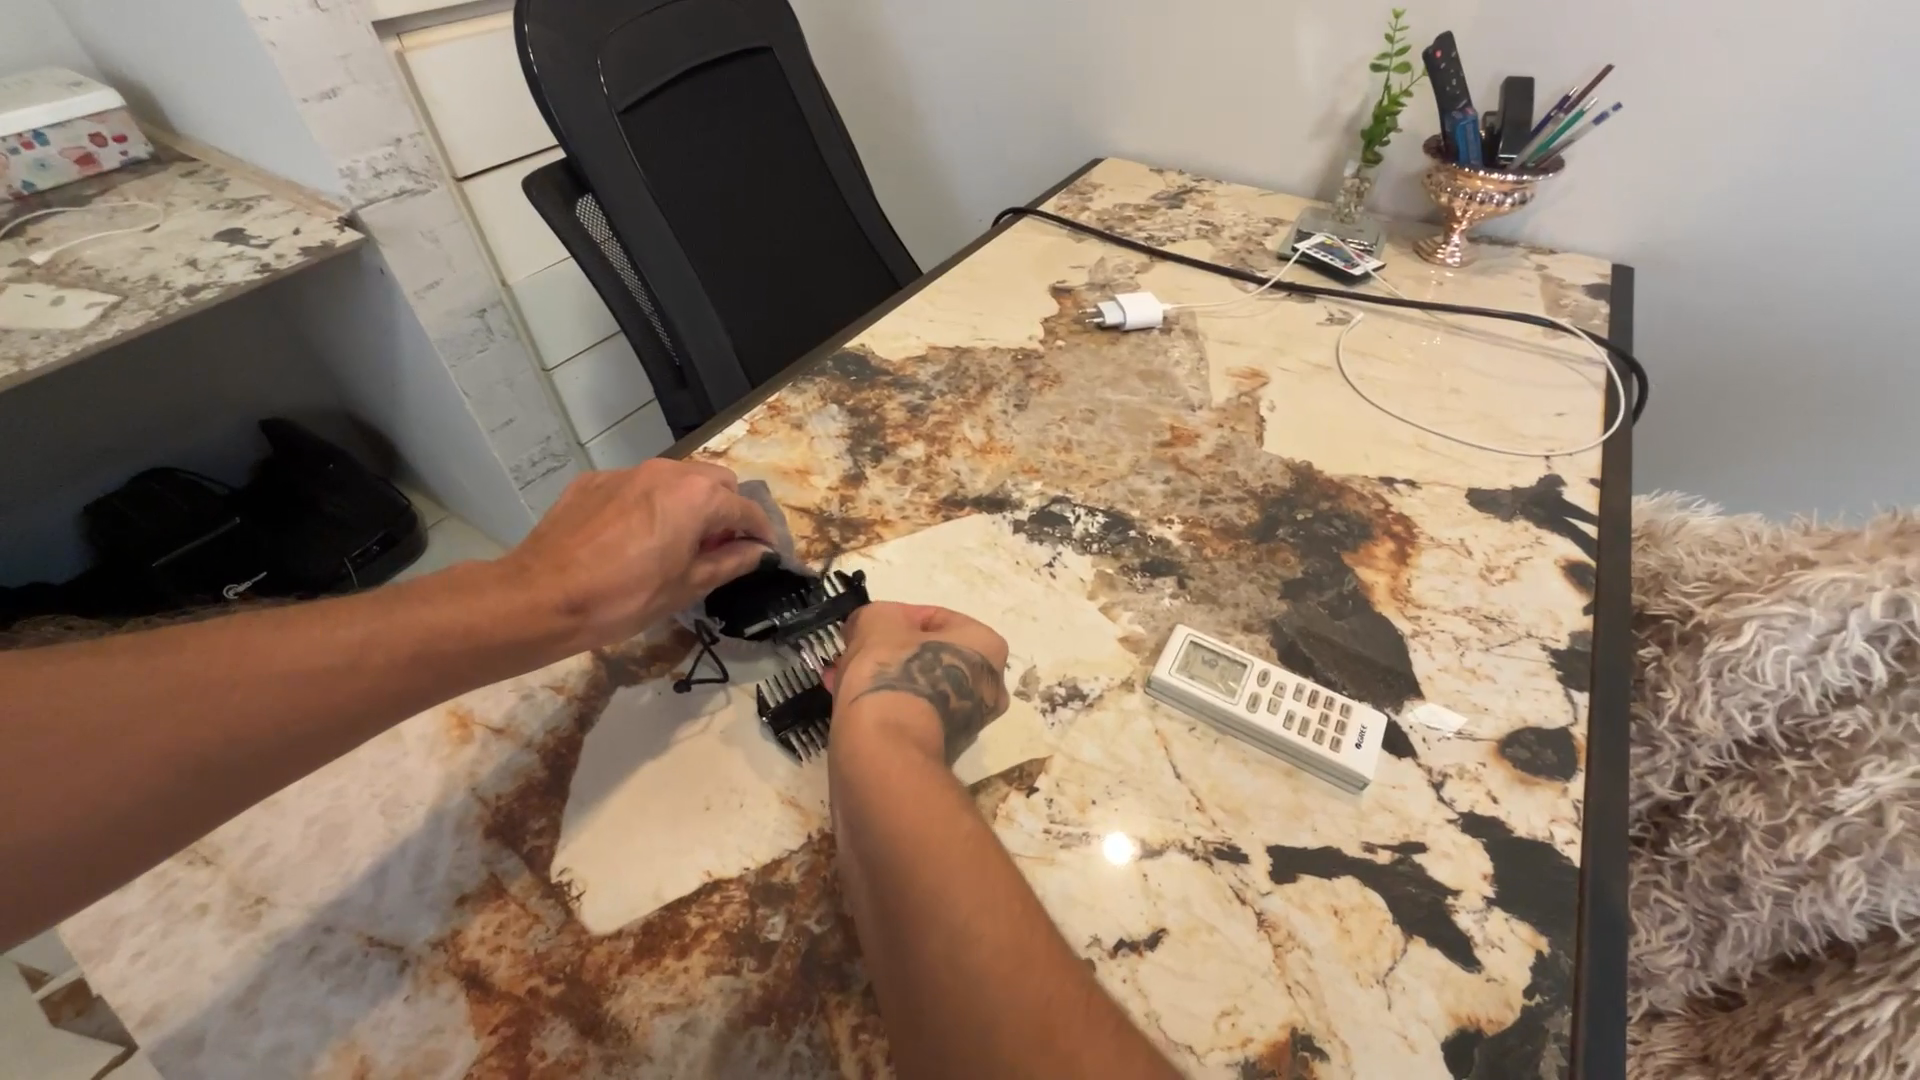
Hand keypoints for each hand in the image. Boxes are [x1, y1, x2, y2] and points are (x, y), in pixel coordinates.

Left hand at [499, 460, 774, 649]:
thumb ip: (732, 562)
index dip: (762, 533)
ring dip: (689, 505)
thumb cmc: (625, 598)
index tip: (766, 554)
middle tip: (720, 548)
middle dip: (727, 511)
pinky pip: (638, 486)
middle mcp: (667, 472)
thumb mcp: (688, 586)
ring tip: (678, 542)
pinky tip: (633, 539)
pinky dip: (650, 505)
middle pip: (715, 482)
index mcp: (698, 496)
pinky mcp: (594, 481)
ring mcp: (627, 473)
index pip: (747, 509)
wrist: (542, 598)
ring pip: (676, 480)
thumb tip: (759, 552)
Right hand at [826, 603, 1010, 762]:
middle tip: (854, 652)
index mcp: (988, 647)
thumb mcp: (877, 621)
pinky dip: (886, 706)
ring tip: (842, 678)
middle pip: (928, 656)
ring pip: (918, 687)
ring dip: (883, 679)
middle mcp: (989, 686)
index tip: (866, 627)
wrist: (886, 749)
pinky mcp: (942, 749)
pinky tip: (851, 702)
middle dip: (888, 652)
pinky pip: (911, 715)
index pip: (935, 618)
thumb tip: (868, 626)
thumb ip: (875, 616)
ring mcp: (968, 722)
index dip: (895, 617)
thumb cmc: (894, 672)